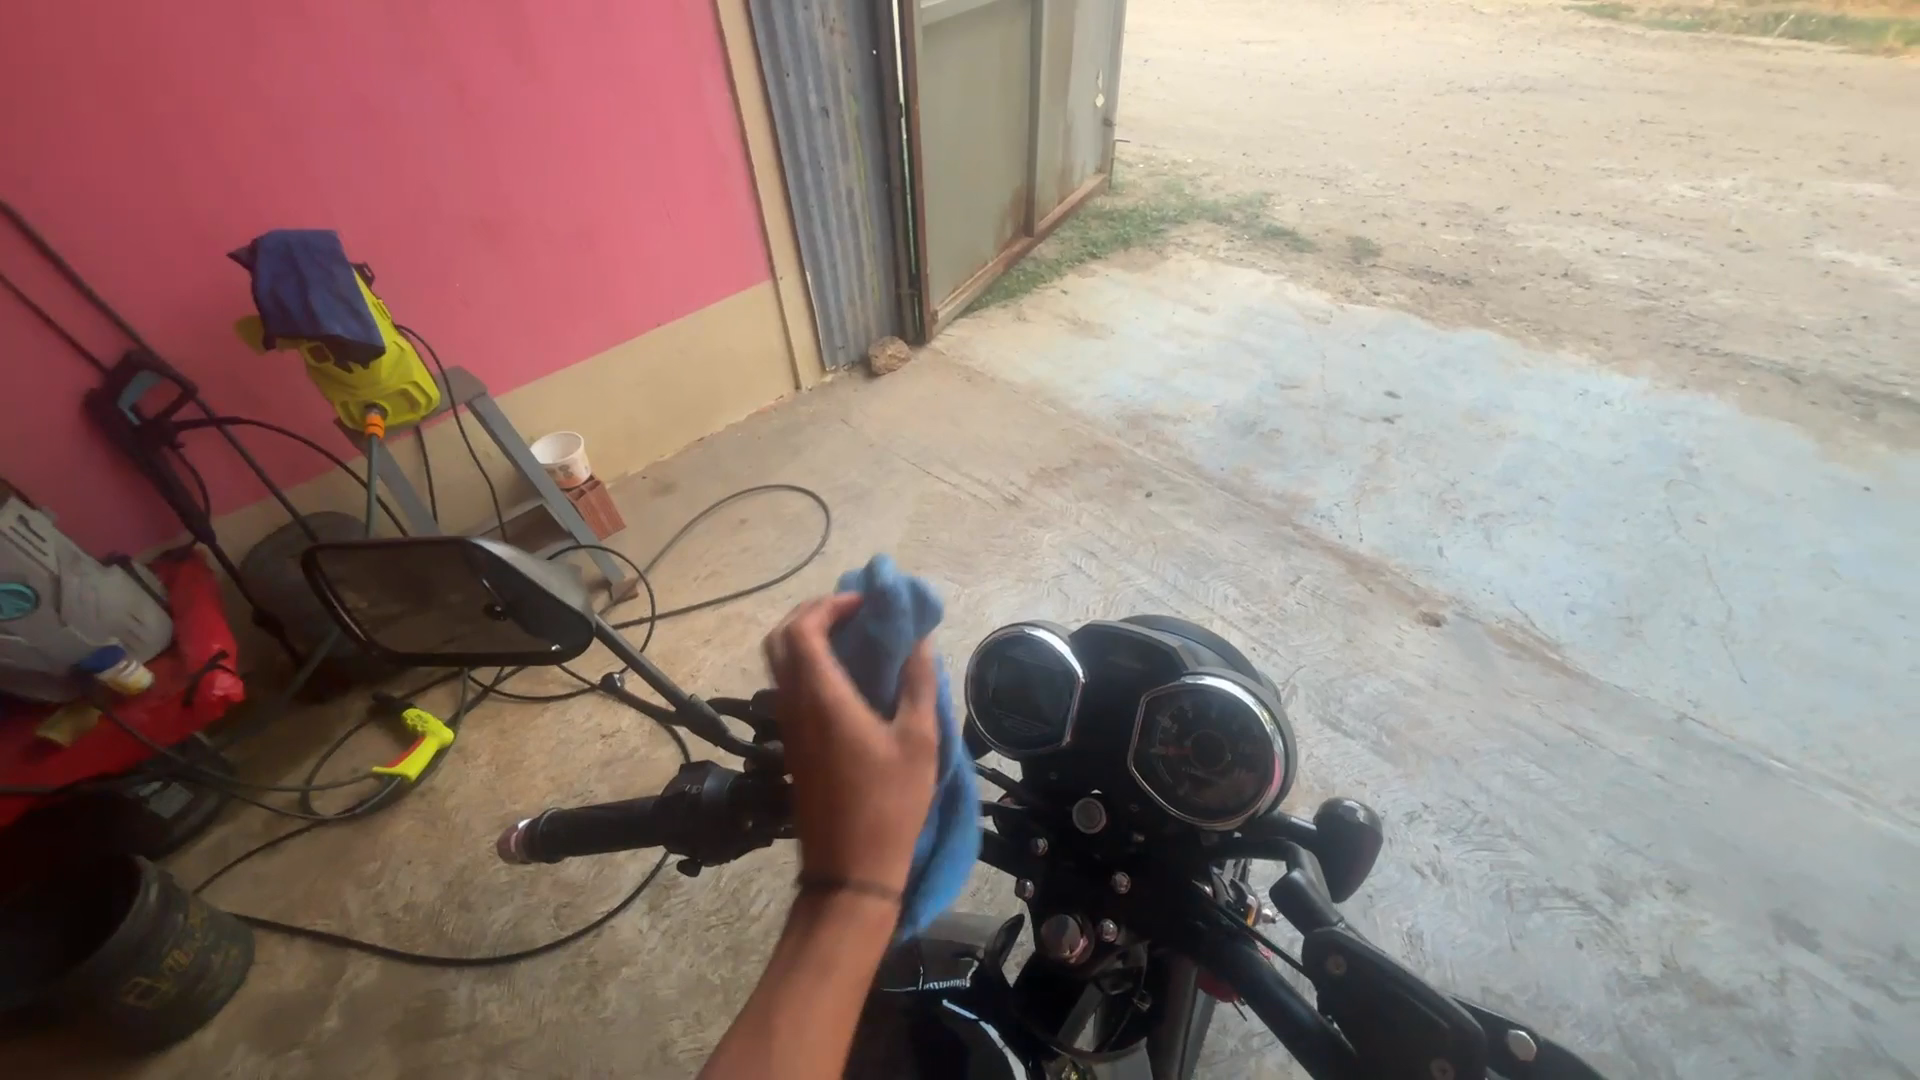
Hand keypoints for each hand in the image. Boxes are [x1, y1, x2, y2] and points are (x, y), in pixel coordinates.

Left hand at [763, 593, 940, 893]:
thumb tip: (919, 642)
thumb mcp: (919, 742)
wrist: (849, 871)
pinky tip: (846, 677)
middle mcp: (794, 705)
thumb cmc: (890, 804)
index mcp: (823, 698)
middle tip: (853, 613)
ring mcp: (788, 727)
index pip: (802, 630)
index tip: (865, 603)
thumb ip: (919, 684)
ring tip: (852, 639)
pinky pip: (788, 686)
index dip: (829, 605)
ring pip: (779, 663)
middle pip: (780, 638)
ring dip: (807, 638)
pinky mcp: (792, 744)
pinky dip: (808, 664)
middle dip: (812, 613)